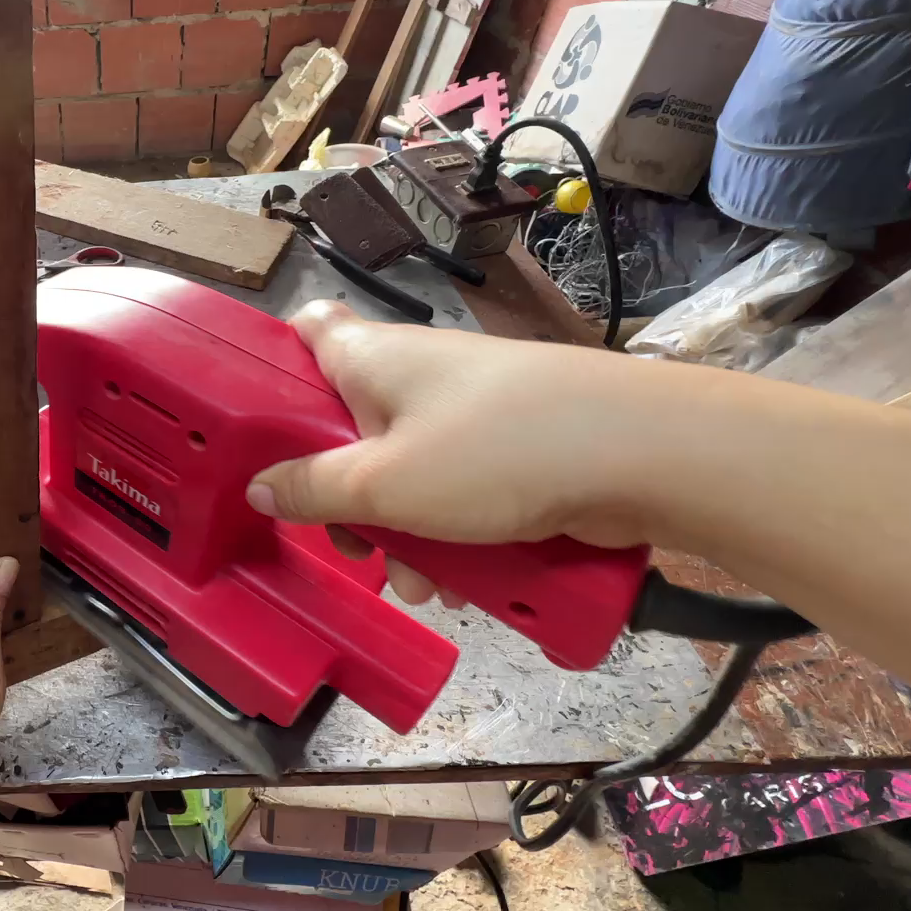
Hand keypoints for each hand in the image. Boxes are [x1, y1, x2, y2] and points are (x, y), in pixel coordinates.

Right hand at [246, 301, 665, 605]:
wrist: (653, 454)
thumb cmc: (495, 452)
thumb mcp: (384, 484)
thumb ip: (311, 489)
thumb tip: (258, 489)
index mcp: (371, 359)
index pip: (308, 327)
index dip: (278, 361)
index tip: (264, 419)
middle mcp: (412, 372)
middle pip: (346, 420)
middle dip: (337, 487)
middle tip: (346, 540)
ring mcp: (464, 407)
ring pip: (400, 463)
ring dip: (395, 525)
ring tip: (416, 583)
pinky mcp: (508, 441)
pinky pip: (452, 482)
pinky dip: (444, 525)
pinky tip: (458, 580)